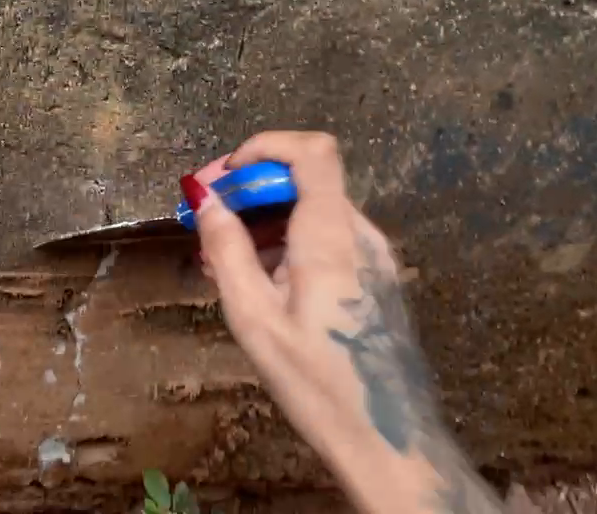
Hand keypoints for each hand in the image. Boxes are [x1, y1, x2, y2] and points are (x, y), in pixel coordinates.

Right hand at [185, 132, 500, 513]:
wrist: (393, 450)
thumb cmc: (318, 382)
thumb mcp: (254, 316)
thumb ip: (226, 247)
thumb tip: (204, 197)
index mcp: (332, 236)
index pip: (310, 151)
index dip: (262, 146)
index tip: (224, 178)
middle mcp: (359, 235)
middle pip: (301, 178)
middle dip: (245, 189)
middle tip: (204, 217)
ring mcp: (371, 258)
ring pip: (308, 209)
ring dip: (259, 219)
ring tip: (219, 259)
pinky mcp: (373, 279)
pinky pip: (321, 237)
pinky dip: (281, 241)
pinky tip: (254, 280)